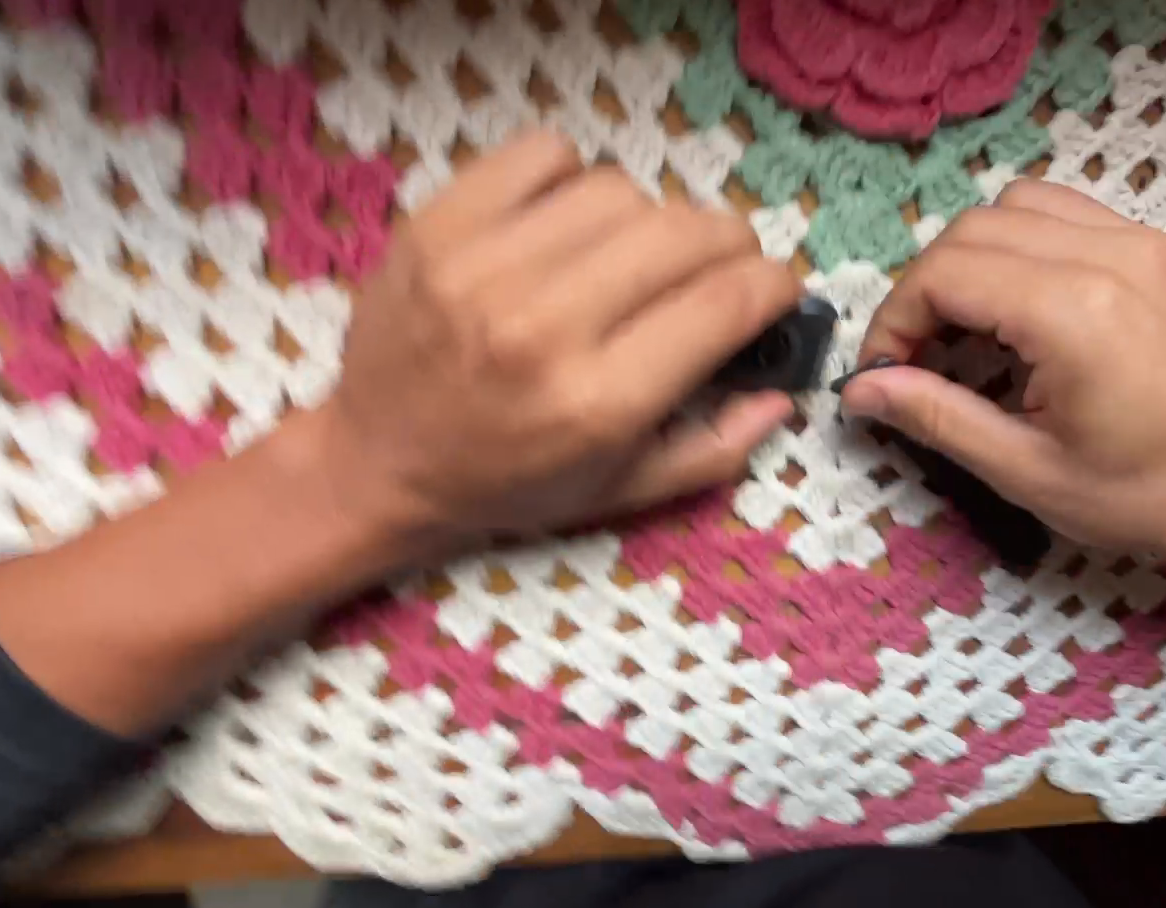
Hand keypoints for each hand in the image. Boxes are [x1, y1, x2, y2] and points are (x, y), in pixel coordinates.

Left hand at [305, 130, 801, 553]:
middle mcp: (546, 326)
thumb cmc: (515, 488)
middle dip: (733, 243)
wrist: (381, 464)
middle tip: (730, 265)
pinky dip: (580, 180)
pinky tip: (577, 225)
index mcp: (600, 402)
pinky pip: (542, 156)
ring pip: (620, 191)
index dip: (774, 285)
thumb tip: (784, 393)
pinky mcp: (437, 224)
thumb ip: (715, 450)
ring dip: (657, 219)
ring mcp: (484, 266)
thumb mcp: (626, 494)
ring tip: (645, 257)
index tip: (782, 288)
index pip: (722, 305)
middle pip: (682, 235)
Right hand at [839, 180, 1165, 679]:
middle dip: (922, 292)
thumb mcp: (1026, 472)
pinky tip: (1017, 308)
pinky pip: (1062, 214)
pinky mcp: (1156, 248)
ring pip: (1014, 208)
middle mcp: (1108, 253)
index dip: (893, 321)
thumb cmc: (1143, 497)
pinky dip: (1016, 248)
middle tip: (913, 360)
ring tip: (962, 331)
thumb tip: (859, 389)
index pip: (944, 273)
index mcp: (1074, 313)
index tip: (882, 376)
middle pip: (971, 230)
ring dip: (967, 262)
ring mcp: (1140, 241)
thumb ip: (936, 418)